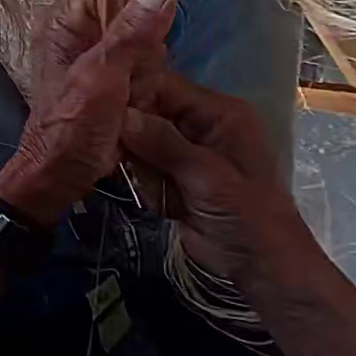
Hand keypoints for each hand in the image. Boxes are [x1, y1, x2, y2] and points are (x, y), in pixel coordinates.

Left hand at [0, 0, 176, 228]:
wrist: (62, 174)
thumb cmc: (73, 127)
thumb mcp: (101, 77)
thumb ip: (130, 34)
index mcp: (63, 22)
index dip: (137, 7)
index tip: (148, 38)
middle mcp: (78, 32)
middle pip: (134, 16)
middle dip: (144, 48)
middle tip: (132, 79)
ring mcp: (96, 55)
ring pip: (145, 44)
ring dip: (148, 70)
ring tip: (131, 96)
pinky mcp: (112, 78)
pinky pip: (145, 68)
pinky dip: (147, 85)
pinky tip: (137, 104)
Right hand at [118, 74, 310, 283]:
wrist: (262, 269)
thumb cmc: (249, 217)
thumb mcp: (208, 177)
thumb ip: (165, 143)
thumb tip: (121, 114)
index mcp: (217, 113)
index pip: (165, 85)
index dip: (132, 89)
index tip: (97, 99)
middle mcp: (196, 124)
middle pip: (146, 108)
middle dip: (123, 122)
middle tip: (93, 131)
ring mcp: (180, 151)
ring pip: (136, 135)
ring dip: (123, 149)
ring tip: (104, 155)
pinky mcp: (167, 174)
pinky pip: (137, 160)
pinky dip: (127, 168)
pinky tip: (113, 171)